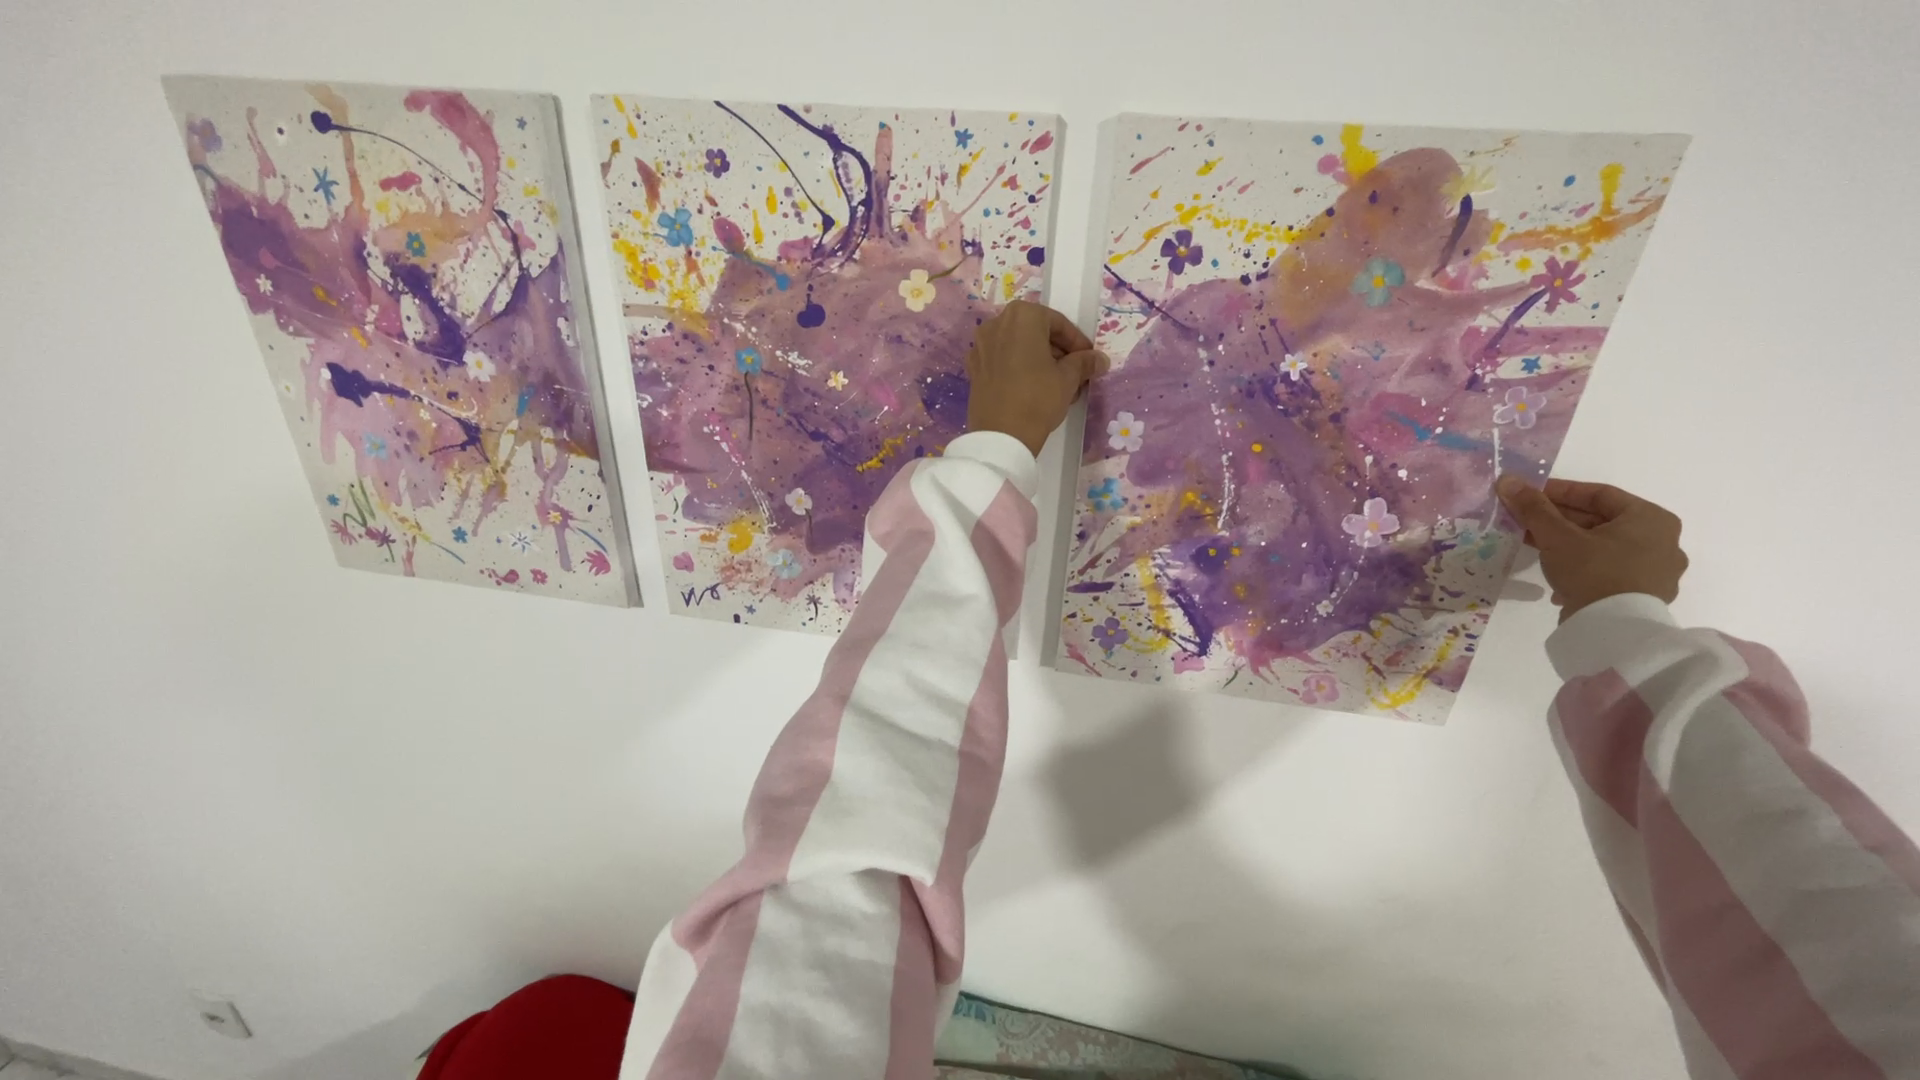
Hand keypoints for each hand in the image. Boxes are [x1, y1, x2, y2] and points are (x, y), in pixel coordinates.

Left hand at [965, 300, 1107, 456]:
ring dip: (1039, 360)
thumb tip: (1100, 359)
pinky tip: (1032, 389)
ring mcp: (980, 346)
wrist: (1001, 436)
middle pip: (1035, 333)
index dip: (1077, 342)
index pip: (1058, 323)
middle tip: (1075, 373)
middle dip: (1058, 351)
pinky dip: (1019, 369)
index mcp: (1022, 316)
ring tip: (1057, 385)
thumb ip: (1084, 362)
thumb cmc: (1038, 398)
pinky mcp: (974, 368)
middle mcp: (996, 324)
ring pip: (1018, 347)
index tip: (1089, 359)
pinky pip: (1002, 361)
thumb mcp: (1068, 378)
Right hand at [1496, 475, 1688, 620]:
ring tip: (1533, 545)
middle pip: (1600, 520)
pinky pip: (1608, 570)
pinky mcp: (1643, 594)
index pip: (1599, 494)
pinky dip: (1581, 566)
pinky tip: (1556, 574)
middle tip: (1525, 519)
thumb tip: (1507, 480)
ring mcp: (1656, 570)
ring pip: (1602, 546)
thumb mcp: (1556, 536)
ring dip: (1566, 543)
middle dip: (1558, 519)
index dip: (1559, 491)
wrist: (1614, 630)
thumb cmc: (1593, 571)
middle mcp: (1662, 540)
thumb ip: (1533, 508)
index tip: (1528, 494)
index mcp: (1650, 518)